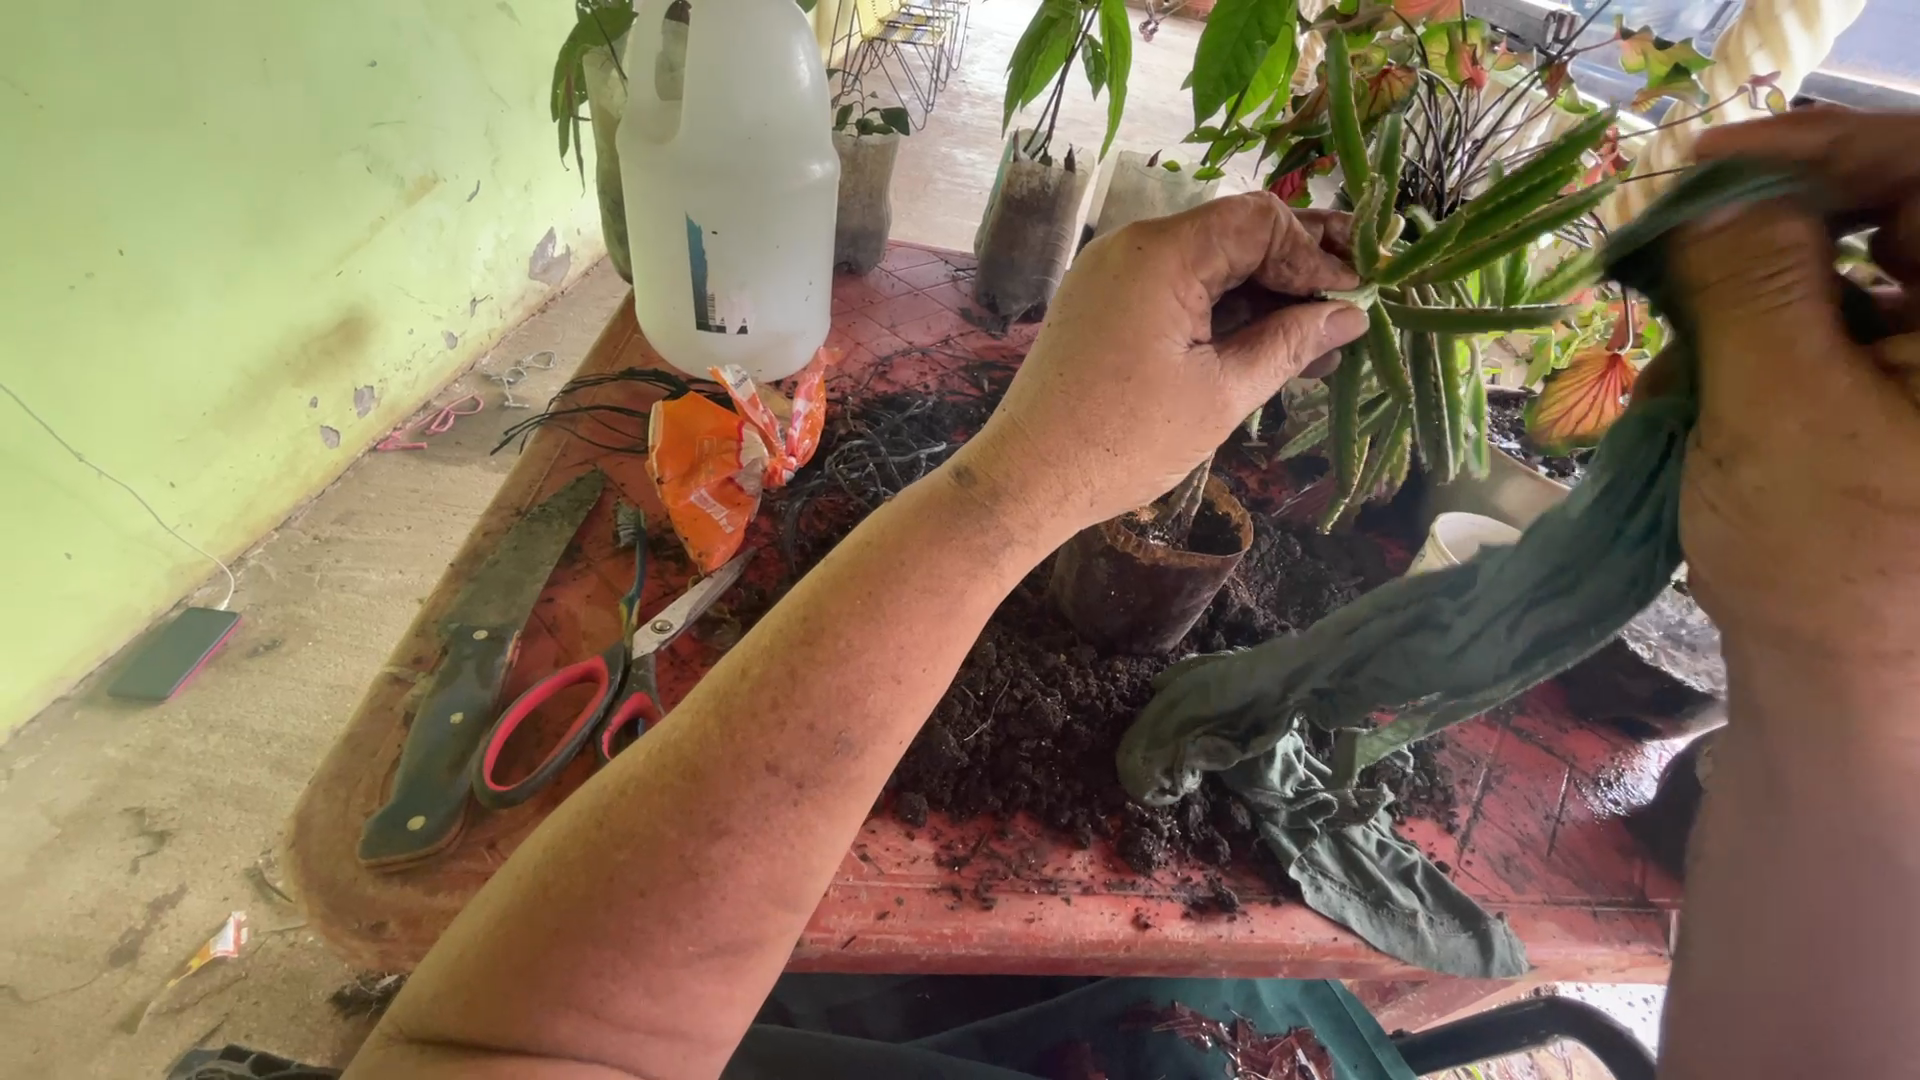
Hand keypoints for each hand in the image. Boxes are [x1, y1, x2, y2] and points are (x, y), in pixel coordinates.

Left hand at [944, 192, 1368, 537]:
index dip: (1314, 254)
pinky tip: (1253, 350)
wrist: (1027, 479)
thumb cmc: (1124, 442)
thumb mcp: (1220, 395)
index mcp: (1160, 253)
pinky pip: (1169, 296)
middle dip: (1291, 275)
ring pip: (1201, 271)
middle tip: (1345, 309)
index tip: (1354, 298)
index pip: (1259, 221)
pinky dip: (1212, 318)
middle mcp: (1129, 249)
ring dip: (1255, 302)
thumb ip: (1288, 345)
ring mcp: (1107, 279)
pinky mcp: (1098, 310)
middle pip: (1230, 239)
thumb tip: (1347, 315)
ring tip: (1309, 345)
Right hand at [1672, 111, 1919, 677]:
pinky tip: (1701, 374)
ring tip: (1672, 346)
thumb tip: (1708, 200)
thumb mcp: (1776, 414)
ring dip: (1748, 292)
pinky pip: (1835, 322)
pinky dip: (1756, 333)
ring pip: (1856, 269)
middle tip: (1665, 248)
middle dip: (1771, 225)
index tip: (1694, 162)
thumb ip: (1752, 292)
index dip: (1818, 146)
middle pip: (1901, 212)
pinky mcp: (1912, 386)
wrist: (1843, 668)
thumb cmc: (1823, 553)